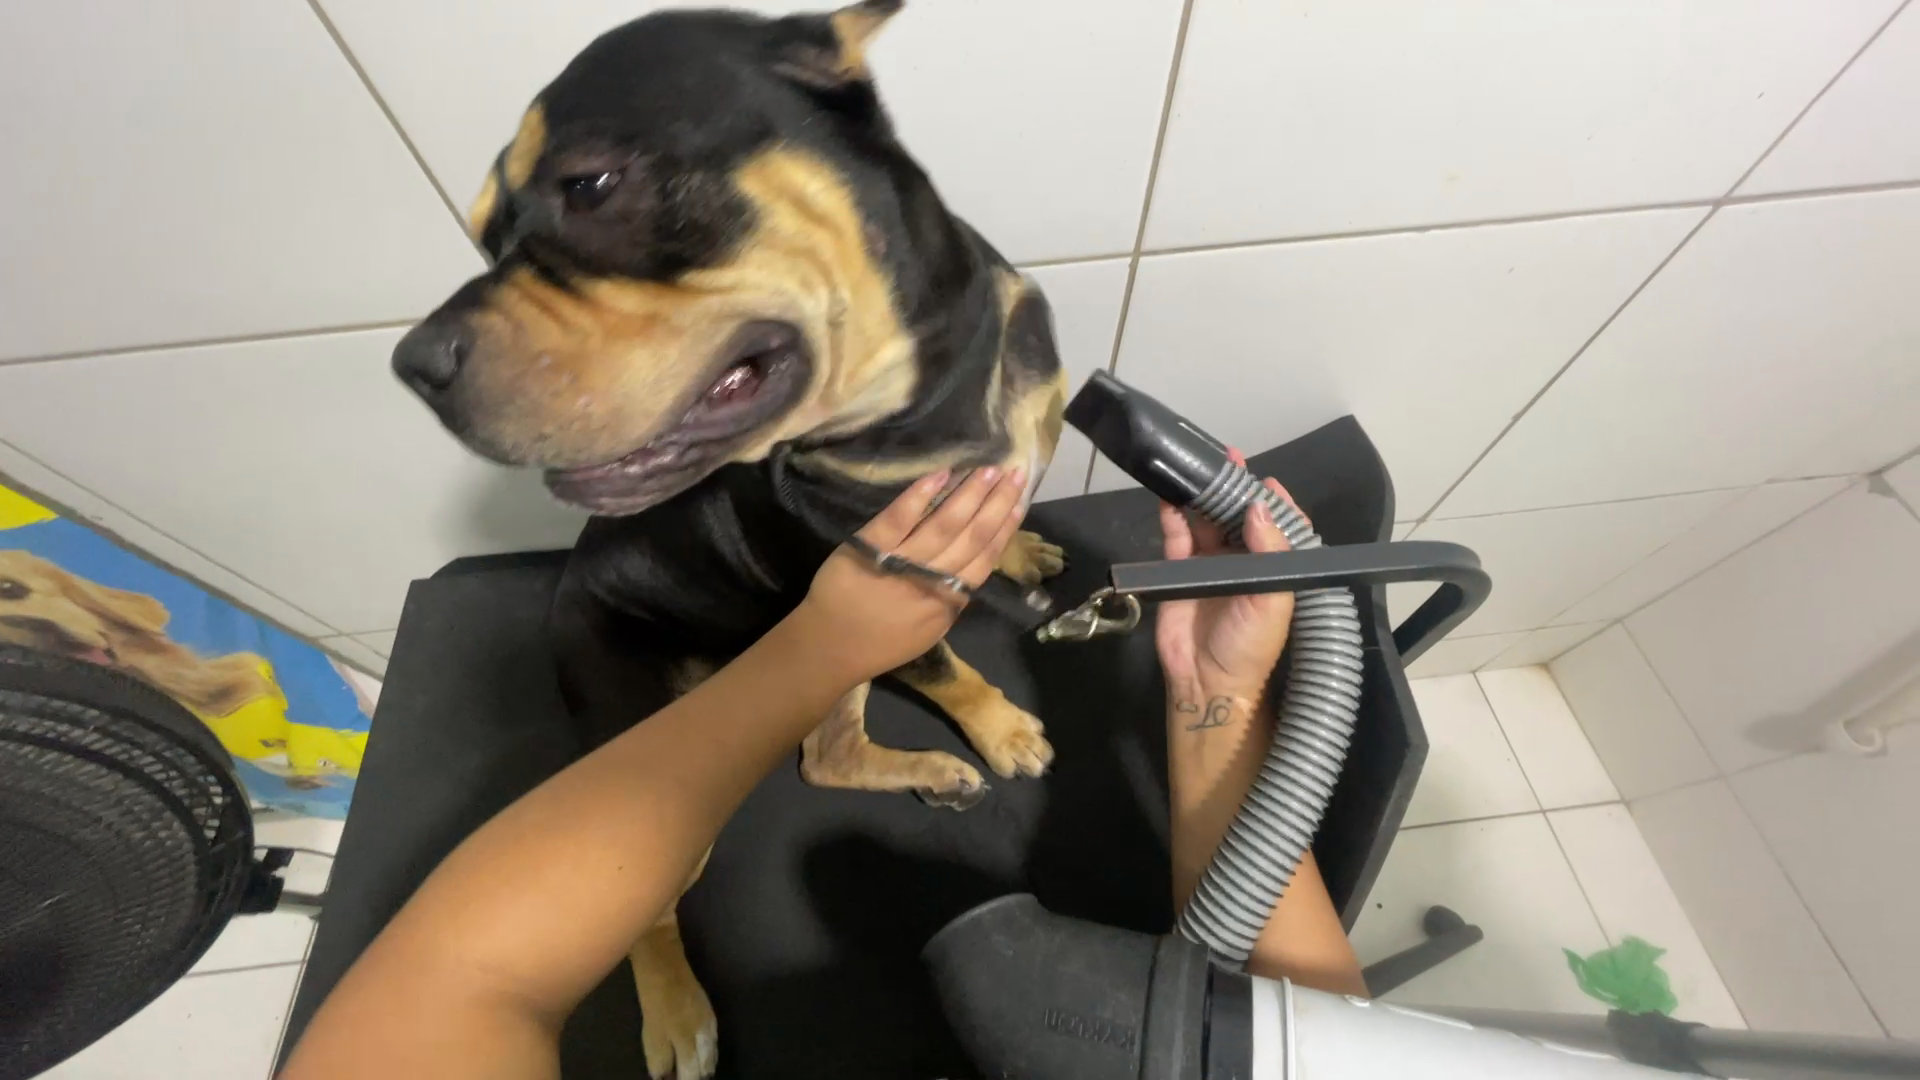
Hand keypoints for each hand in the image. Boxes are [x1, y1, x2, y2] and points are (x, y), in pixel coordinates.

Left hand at [798, 466, 1026, 683]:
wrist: (829, 649)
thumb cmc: (880, 643)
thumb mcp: (929, 630)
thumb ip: (951, 599)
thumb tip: (973, 566)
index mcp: (948, 602)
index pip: (986, 559)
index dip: (1006, 527)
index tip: (1021, 500)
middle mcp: (931, 581)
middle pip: (973, 537)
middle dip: (997, 503)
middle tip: (1015, 473)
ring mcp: (901, 563)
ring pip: (944, 524)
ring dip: (970, 494)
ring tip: (988, 469)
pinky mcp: (869, 548)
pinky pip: (899, 519)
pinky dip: (920, 496)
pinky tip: (940, 474)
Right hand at [1154, 451, 1297, 707]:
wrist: (1207, 678)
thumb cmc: (1251, 643)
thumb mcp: (1274, 599)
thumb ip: (1270, 551)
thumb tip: (1258, 506)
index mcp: (1274, 567)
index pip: (1278, 526)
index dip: (1273, 502)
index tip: (1265, 479)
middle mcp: (1244, 560)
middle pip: (1239, 516)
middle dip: (1234, 488)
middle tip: (1227, 459)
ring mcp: (1209, 563)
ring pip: (1207, 521)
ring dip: (1203, 497)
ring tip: (1197, 470)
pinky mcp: (1178, 569)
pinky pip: (1177, 537)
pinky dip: (1173, 518)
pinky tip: (1171, 500)